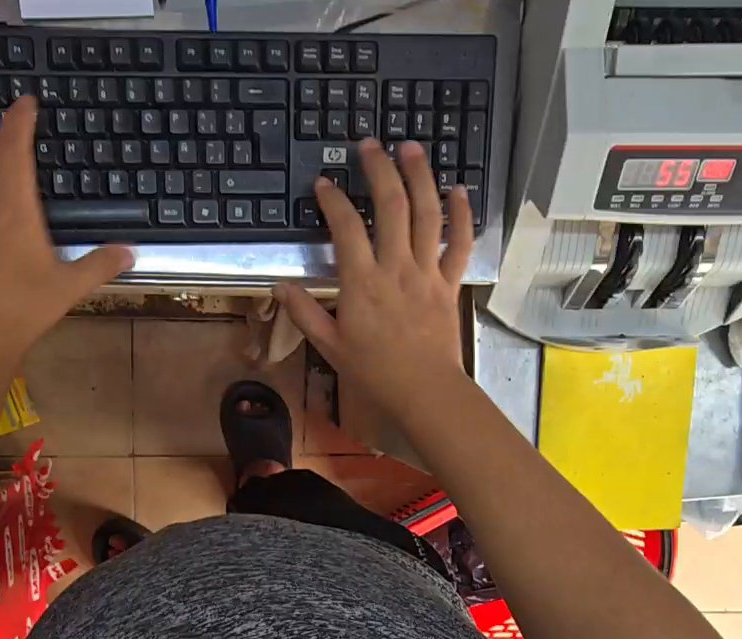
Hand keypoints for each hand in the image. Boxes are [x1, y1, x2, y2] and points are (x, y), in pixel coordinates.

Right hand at [274, 140, 471, 417]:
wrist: (424, 390)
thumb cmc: (374, 371)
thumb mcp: (330, 345)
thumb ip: (304, 312)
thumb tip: (280, 287)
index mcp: (362, 282)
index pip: (345, 228)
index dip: (333, 200)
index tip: (324, 184)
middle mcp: (396, 267)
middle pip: (390, 205)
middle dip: (379, 169)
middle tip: (370, 144)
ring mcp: (426, 272)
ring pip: (427, 213)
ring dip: (419, 176)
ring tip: (410, 148)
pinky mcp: (449, 283)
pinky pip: (459, 242)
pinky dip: (461, 214)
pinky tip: (458, 190)